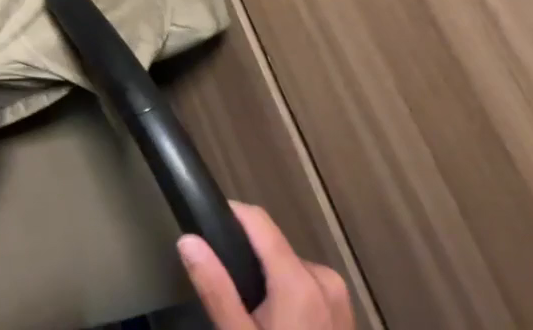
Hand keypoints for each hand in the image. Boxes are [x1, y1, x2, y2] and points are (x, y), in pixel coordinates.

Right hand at [179, 202, 352, 329]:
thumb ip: (215, 287)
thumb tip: (188, 240)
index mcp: (298, 281)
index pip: (258, 220)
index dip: (229, 213)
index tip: (204, 222)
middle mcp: (324, 279)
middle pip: (272, 246)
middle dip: (247, 260)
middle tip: (227, 294)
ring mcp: (339, 298)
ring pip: (289, 267)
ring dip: (268, 280)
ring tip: (252, 317)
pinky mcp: (345, 314)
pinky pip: (307, 287)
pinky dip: (288, 296)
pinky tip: (278, 327)